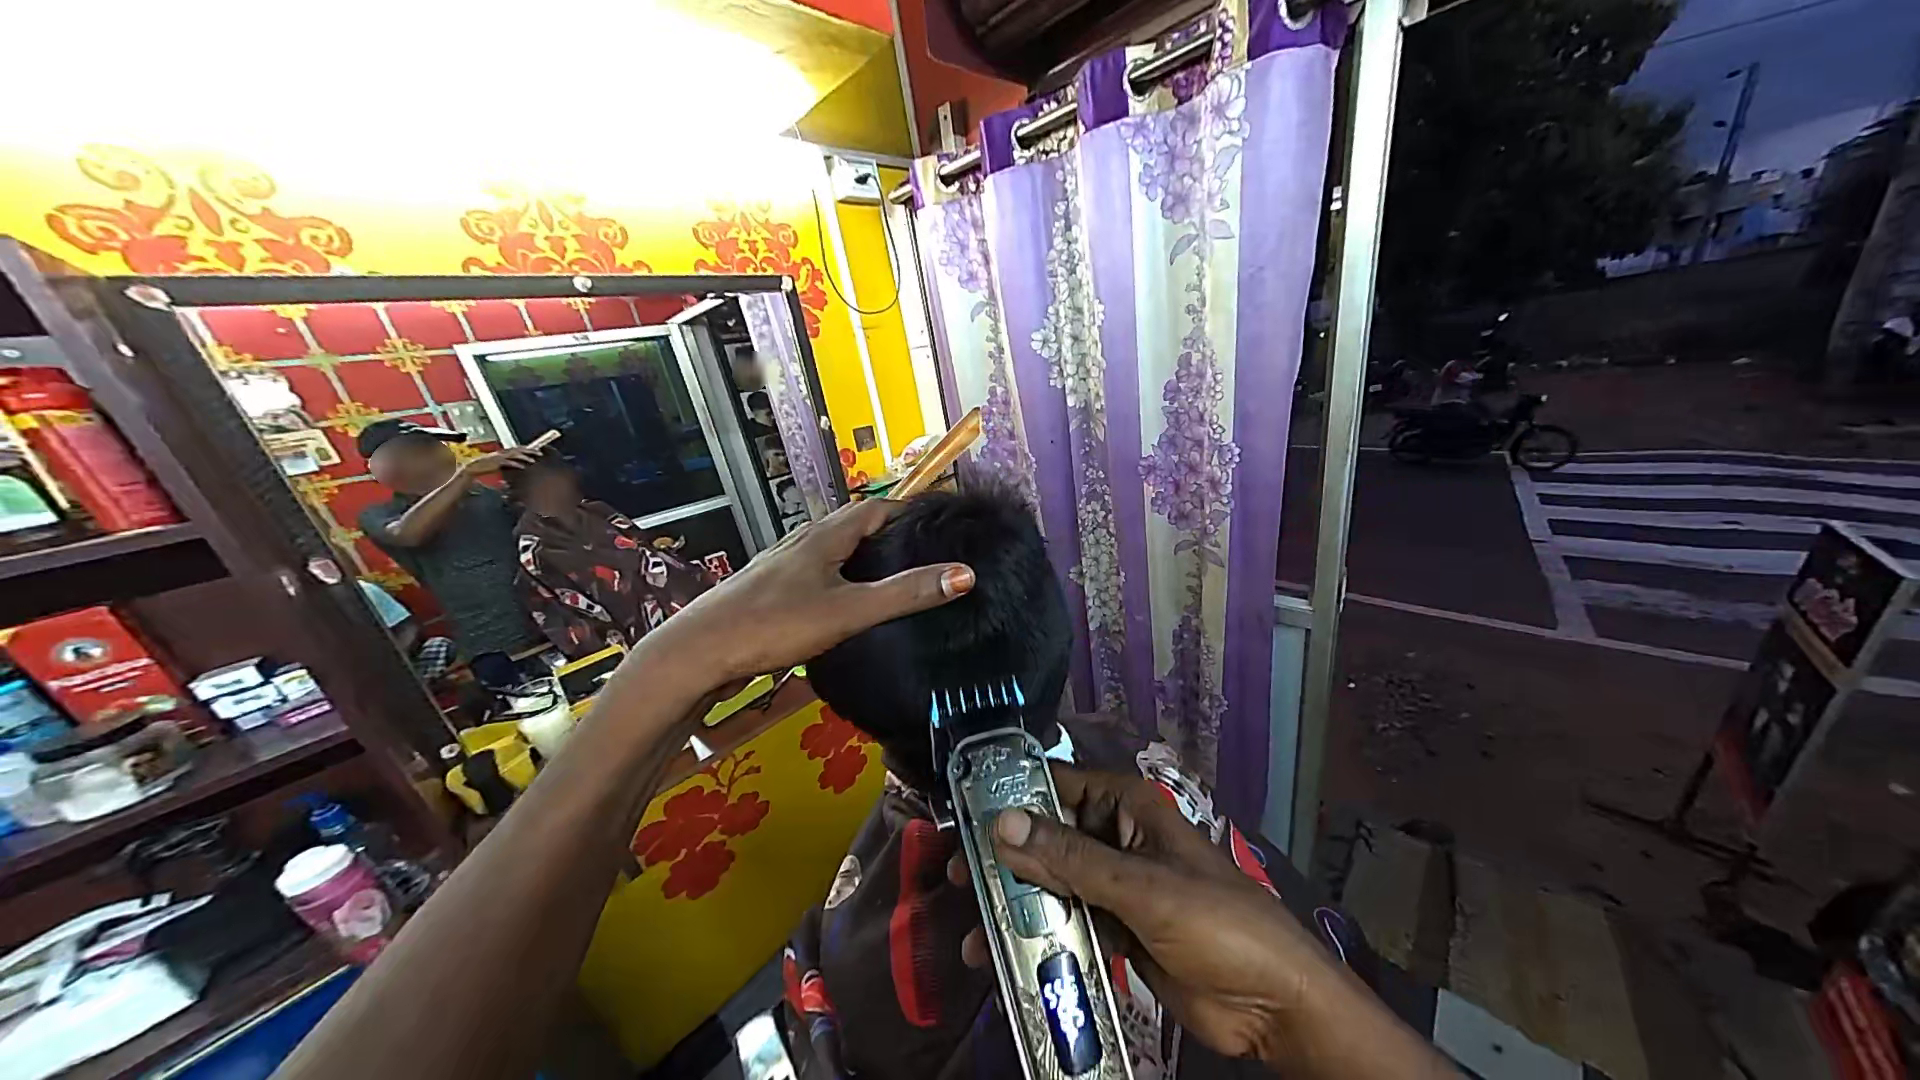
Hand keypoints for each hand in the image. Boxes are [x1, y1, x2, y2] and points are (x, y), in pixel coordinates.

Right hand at [461, 446, 542, 475]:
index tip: (539, 451)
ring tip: (533, 460)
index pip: (519, 448)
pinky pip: (507, 462)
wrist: (473, 468)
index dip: (529, 449)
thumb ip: (509, 462)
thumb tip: (520, 465)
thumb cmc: (487, 467)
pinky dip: (515, 464)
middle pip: (519, 449)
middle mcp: (503, 452)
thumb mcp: (500, 463)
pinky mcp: (496, 462)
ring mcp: (499, 457)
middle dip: (530, 450)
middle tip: (540, 453)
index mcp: (504, 452)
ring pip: (514, 454)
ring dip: (524, 457)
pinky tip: (522, 467)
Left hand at [648, 499, 973, 685]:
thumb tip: (964, 574)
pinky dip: (840, 576)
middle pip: (853, 525)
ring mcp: (782, 564)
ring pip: (832, 549)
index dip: (909, 510)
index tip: (938, 523)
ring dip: (863, 555)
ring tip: (891, 576)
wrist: (699, 653)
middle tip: (922, 552)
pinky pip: (815, 571)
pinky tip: (843, 603)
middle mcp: (802, 541)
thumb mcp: (849, 611)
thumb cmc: (775, 624)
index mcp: (824, 536)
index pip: (876, 508)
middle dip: (889, 532)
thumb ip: (905, 594)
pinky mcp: (769, 588)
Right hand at [968, 766, 1355, 1068]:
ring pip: (1051, 884)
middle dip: (1005, 857)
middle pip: (1048, 838)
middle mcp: (1115, 839)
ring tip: (974, 929)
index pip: (1059, 787)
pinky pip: (1066, 922)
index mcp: (1127, 808)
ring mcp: (1114, 885)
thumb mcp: (1141, 887)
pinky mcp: (1114, 929)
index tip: (965, 814)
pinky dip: (1037, 935)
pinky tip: (1002, 955)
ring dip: (1014, 903)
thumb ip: (1071, 859)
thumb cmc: (1216, 923)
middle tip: (959, 876)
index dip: (1013, 795)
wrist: (1275, 1006)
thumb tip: (1002, 823)